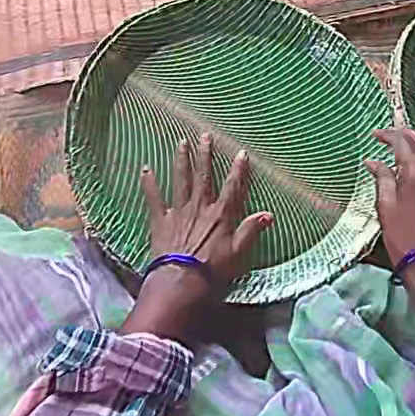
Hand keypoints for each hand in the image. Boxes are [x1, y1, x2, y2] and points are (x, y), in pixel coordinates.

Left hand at [119, 133, 272, 339]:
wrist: (182, 280)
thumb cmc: (213, 269)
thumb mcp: (239, 252)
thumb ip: (251, 230)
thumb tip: (268, 214)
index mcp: (220, 215)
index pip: (232, 188)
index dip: (238, 170)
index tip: (241, 152)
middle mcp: (200, 207)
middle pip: (203, 176)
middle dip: (205, 155)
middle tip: (204, 135)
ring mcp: (179, 211)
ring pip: (180, 180)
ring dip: (181, 161)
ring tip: (181, 142)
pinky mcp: (161, 220)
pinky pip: (154, 198)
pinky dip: (149, 183)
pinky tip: (145, 169)